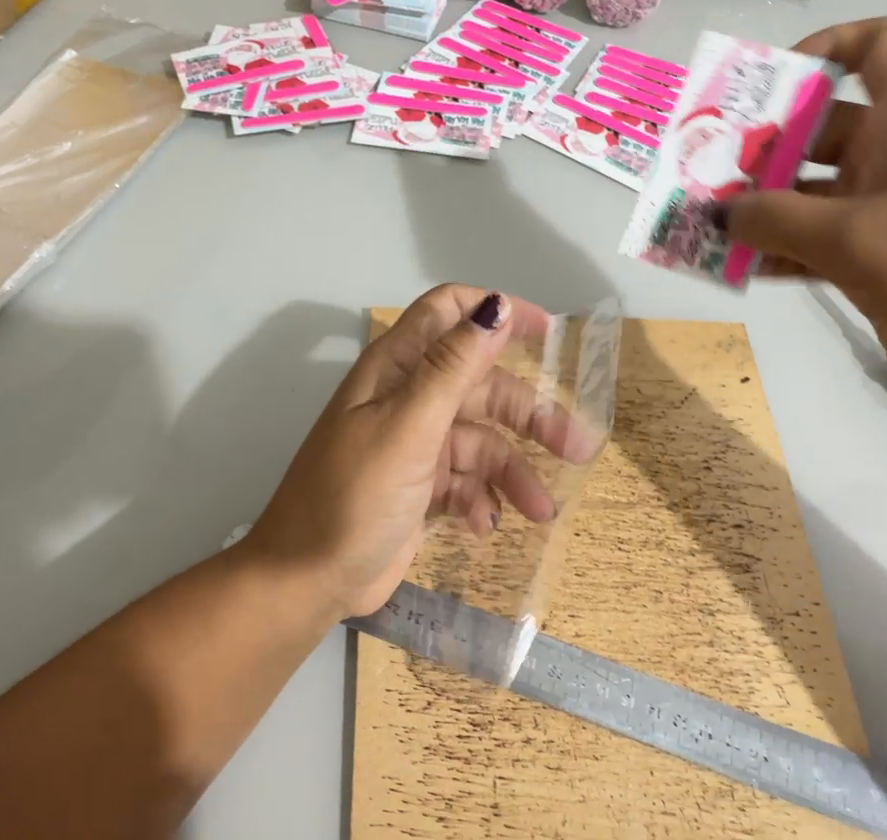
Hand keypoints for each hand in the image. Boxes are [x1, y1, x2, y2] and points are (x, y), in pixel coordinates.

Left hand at [243, 285, 597, 618]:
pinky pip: (466, 481)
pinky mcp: (418, 488)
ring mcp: (413, 445)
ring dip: (513, 471)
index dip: (495, 311)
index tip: (547, 332)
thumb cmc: (353, 497)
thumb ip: (451, 367)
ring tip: (541, 510)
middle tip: (579, 448)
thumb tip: (493, 307)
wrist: (307, 579)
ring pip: (481, 440)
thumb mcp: (407, 428)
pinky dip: (482, 500)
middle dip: (529, 413)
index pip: (448, 313)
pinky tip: (486, 526)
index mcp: (395, 369)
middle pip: (481, 385)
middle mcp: (406, 398)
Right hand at [727, 17, 886, 395]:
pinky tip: (735, 268)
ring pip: (812, 191)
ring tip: (707, 226)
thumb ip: (773, 219)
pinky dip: (777, 251)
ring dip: (760, 208)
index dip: (830, 45)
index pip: (885, 45)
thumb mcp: (849, 238)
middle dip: (762, 147)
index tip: (775, 83)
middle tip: (707, 173)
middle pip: (824, 126)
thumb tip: (718, 214)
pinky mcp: (882, 259)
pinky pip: (816, 241)